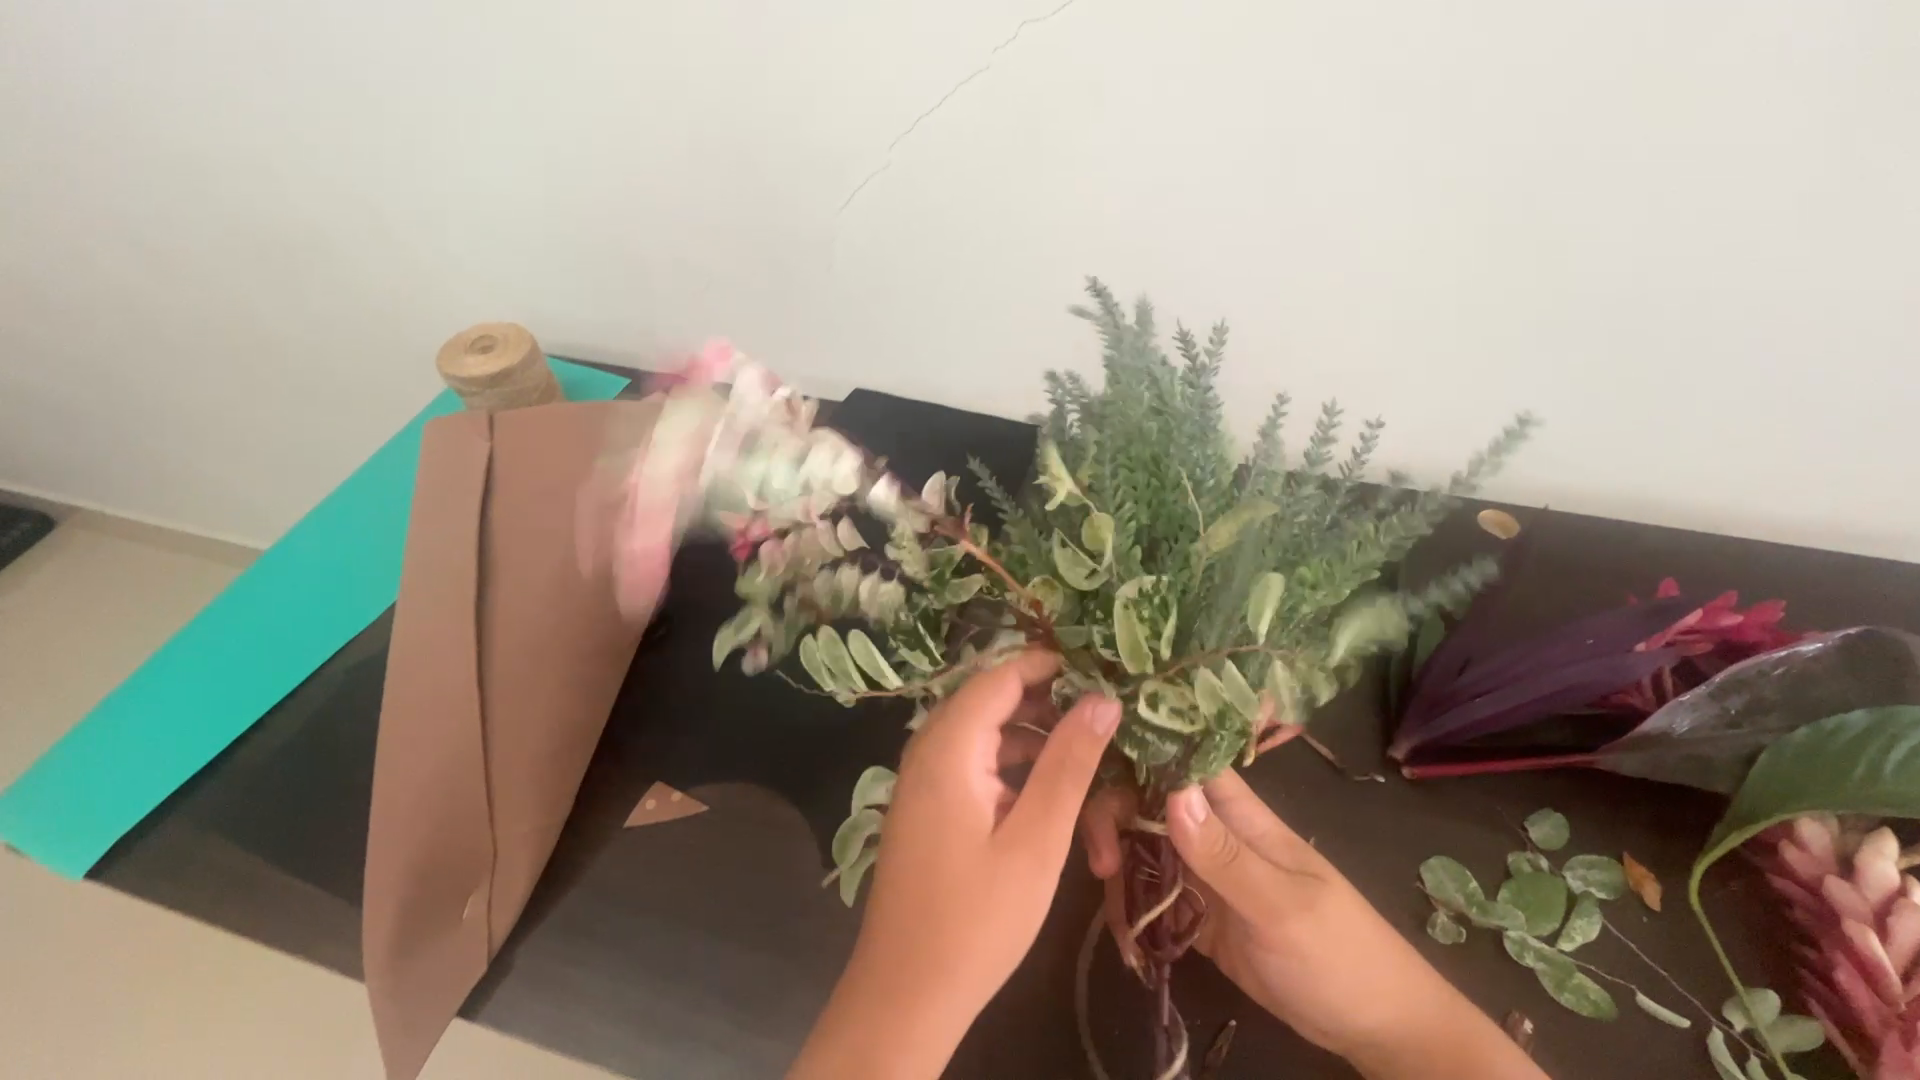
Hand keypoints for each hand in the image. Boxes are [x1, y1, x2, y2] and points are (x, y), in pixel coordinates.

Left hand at [789, 651, 1120, 1079]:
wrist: (905, 997)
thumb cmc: (975, 919)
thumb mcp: (1036, 840)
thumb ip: (1068, 763)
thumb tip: (1102, 698)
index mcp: (947, 747)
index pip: (1000, 676)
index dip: (1051, 666)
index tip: (1105, 671)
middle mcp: (929, 753)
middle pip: (996, 706)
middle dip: (1052, 714)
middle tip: (1109, 727)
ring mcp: (926, 783)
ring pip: (991, 744)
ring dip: (1040, 756)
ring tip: (1095, 775)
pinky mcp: (932, 811)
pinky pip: (979, 774)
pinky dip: (1017, 782)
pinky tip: (1054, 809)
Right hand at [1082, 770, 1545, 1079]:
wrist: (1375, 1028)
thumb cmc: (1342, 955)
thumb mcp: (1282, 906)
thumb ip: (1225, 854)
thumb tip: (1171, 790)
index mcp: (1240, 815)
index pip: (1181, 761)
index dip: (1137, 749)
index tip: (1087, 762)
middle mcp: (1213, 835)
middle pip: (1147, 802)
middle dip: (1112, 820)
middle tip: (1099, 864)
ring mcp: (1203, 876)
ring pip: (1141, 848)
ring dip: (1117, 869)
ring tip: (1111, 910)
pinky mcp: (1196, 915)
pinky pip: (1149, 898)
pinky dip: (1130, 910)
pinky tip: (1123, 936)